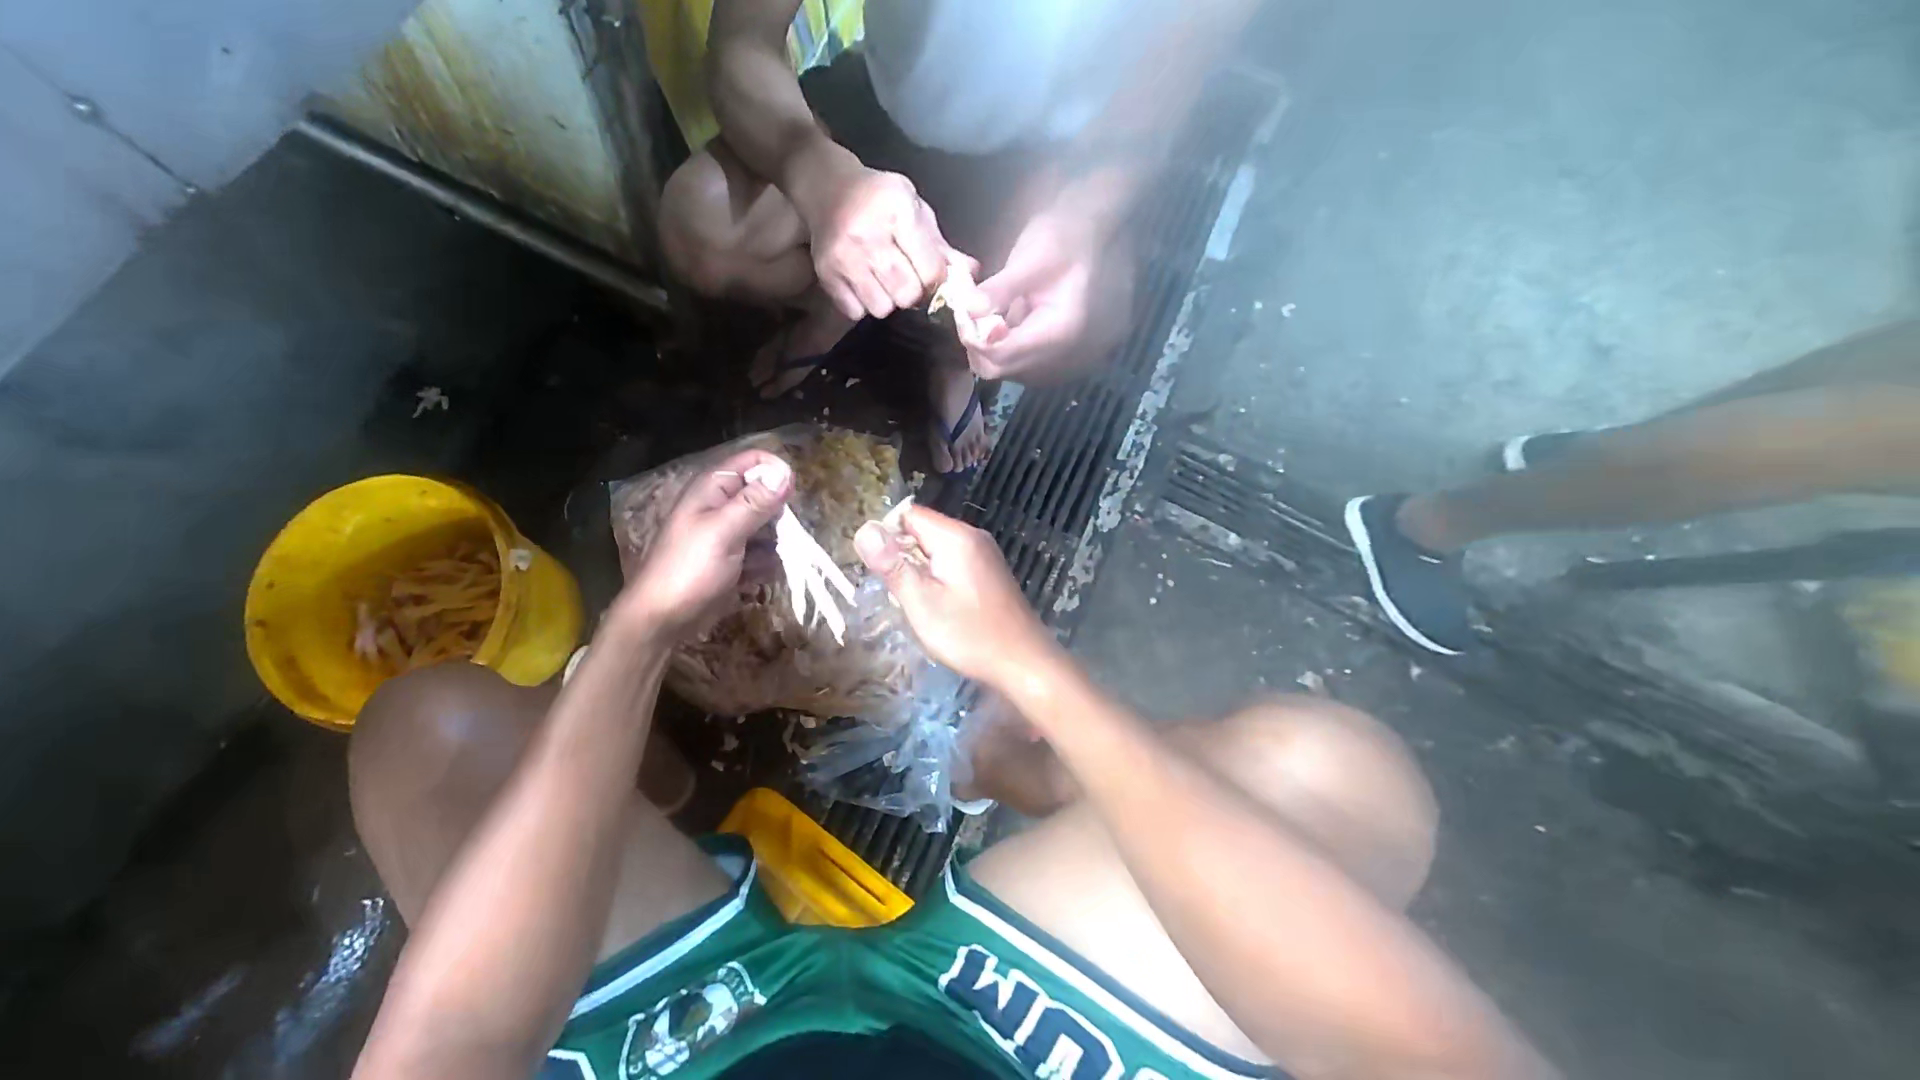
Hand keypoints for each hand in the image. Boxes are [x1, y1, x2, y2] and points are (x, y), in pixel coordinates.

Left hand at [618, 450, 791, 639]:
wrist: (662, 619)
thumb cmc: (688, 570)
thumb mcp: (724, 532)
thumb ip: (755, 502)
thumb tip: (786, 472)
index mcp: (713, 488)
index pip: (754, 461)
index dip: (775, 473)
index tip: (790, 498)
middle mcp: (721, 505)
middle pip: (765, 494)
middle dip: (778, 514)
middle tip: (777, 534)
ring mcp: (727, 534)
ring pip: (767, 526)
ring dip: (774, 543)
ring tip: (765, 560)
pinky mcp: (734, 559)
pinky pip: (762, 553)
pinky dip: (764, 564)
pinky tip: (756, 577)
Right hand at [800, 160, 952, 320]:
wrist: (826, 187)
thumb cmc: (879, 199)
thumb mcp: (915, 210)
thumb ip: (942, 247)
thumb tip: (972, 276)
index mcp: (897, 212)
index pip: (930, 272)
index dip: (935, 281)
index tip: (930, 275)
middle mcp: (868, 235)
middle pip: (906, 295)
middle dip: (912, 293)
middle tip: (906, 279)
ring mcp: (843, 257)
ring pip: (881, 308)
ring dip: (887, 301)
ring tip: (883, 282)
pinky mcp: (825, 273)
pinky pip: (855, 311)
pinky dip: (863, 304)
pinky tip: (863, 284)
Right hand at [853, 504, 1057, 686]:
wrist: (1024, 663)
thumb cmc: (970, 634)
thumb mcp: (921, 602)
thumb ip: (892, 565)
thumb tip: (863, 529)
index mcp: (956, 537)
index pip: (908, 514)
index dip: (887, 537)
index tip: (883, 572)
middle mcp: (973, 536)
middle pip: (923, 531)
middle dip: (903, 557)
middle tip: (901, 594)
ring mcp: (985, 554)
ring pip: (936, 550)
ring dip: (920, 572)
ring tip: (919, 604)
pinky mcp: (989, 573)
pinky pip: (953, 563)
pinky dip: (938, 580)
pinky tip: (940, 608)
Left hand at [967, 210, 1127, 382]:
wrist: (1093, 239)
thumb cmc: (1065, 239)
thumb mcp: (1031, 257)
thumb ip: (1000, 288)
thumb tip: (967, 309)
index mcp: (1061, 332)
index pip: (1001, 354)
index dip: (973, 335)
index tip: (962, 308)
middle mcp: (1062, 357)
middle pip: (1000, 368)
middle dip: (976, 341)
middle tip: (967, 309)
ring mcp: (1058, 363)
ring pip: (1004, 369)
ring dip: (985, 345)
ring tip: (983, 311)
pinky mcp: (1053, 360)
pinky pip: (1015, 364)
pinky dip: (999, 346)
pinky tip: (998, 320)